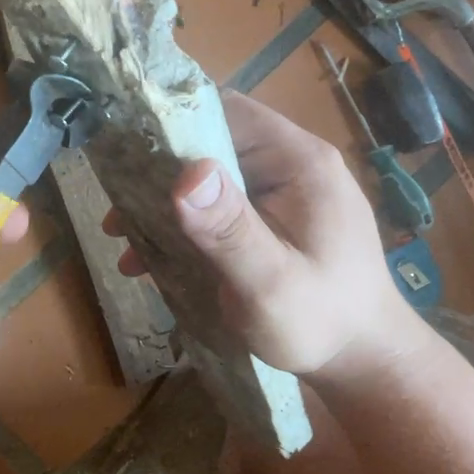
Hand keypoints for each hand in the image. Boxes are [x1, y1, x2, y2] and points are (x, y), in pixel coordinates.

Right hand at [109, 91, 425, 380]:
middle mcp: (288, 166)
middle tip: (115, 210)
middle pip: (208, 143)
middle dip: (156, 172)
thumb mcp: (269, 282)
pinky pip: (210, 210)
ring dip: (159, 205)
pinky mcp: (263, 221)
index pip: (227, 112)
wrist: (358, 360)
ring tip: (120, 238)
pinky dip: (176, 228)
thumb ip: (230, 230)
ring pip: (203, 179)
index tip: (123, 150)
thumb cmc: (319, 322)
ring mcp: (276, 194)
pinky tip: (146, 261)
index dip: (173, 122)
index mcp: (298, 164)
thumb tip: (187, 174)